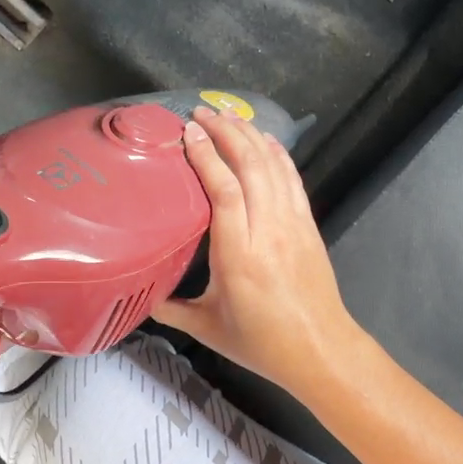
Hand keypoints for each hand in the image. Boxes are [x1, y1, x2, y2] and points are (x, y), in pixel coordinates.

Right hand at [152, 108, 358, 396]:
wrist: (321, 349)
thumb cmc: (262, 342)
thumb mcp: (209, 328)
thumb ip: (172, 309)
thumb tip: (140, 297)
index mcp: (239, 255)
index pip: (223, 191)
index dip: (207, 156)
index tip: (188, 133)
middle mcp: (268, 230)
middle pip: (249, 167)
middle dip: (226, 133)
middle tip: (201, 114)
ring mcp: (293, 223)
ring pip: (271, 167)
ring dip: (249, 135)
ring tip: (227, 115)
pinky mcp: (308, 223)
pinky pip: (292, 179)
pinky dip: (278, 153)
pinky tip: (265, 138)